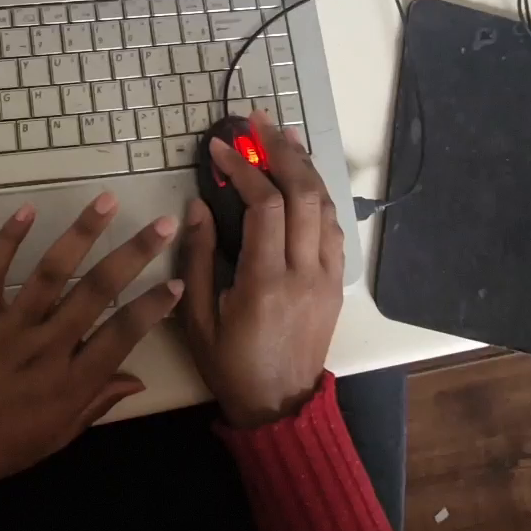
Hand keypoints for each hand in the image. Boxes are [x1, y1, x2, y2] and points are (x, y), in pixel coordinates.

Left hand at [0, 192, 183, 491]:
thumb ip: (97, 403)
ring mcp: (11, 327)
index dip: (152, 309)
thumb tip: (138, 379)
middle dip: (133, 255)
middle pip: (96, 293)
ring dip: (82, 233)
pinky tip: (27, 209)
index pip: (122, 337)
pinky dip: (8, 239)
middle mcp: (48, 348)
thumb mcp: (56, 437)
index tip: (175, 283)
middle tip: (162, 224)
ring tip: (106, 201)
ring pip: (51, 273)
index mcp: (71, 382)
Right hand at [181, 110, 344, 428]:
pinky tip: (303, 177)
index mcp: (265, 282)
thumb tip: (199, 206)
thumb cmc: (229, 365)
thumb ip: (198, 258)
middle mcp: (304, 272)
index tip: (220, 148)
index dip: (242, 169)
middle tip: (258, 121)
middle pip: (303, 194)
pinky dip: (318, 194)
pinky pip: (333, 228)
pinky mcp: (335, 284)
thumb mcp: (195, 317)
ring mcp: (327, 277)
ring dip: (305, 165)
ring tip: (283, 135)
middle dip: (280, 151)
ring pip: (324, 206)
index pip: (264, 206)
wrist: (281, 409)